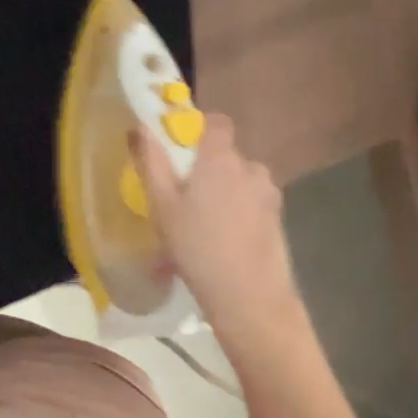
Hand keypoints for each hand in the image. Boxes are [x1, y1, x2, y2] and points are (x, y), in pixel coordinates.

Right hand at [130, 114, 301, 338]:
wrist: (248, 294)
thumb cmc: (196, 246)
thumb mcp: (162, 206)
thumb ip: (151, 162)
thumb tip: (140, 126)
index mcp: (220, 159)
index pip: (217, 123)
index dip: (198, 130)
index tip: (179, 152)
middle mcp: (250, 168)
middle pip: (225, 157)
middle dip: (206, 172)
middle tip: (181, 203)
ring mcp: (268, 193)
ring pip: (239, 183)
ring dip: (222, 196)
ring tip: (200, 230)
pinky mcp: (277, 219)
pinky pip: (250, 206)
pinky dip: (235, 217)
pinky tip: (219, 245)